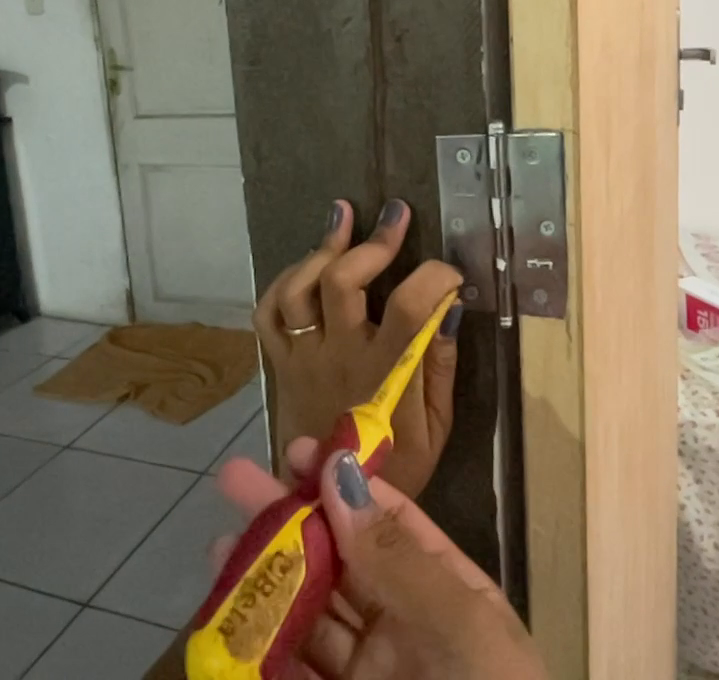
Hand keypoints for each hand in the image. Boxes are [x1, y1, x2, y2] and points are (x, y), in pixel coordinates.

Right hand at [215, 439, 545, 679]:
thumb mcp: (460, 630)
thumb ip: (397, 557)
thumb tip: (342, 474)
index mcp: (449, 598)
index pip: (392, 522)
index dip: (346, 483)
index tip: (299, 452)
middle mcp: (405, 632)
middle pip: (338, 561)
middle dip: (290, 519)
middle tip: (237, 480)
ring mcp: (368, 678)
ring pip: (307, 614)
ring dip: (265, 577)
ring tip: (223, 543)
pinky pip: (288, 673)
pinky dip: (256, 646)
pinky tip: (229, 614)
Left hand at [255, 199, 463, 497]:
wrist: (324, 505)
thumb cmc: (391, 467)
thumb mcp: (435, 430)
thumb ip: (441, 368)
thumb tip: (451, 309)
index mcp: (385, 374)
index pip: (409, 308)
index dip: (432, 277)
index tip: (449, 270)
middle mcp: (339, 355)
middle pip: (343, 281)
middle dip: (373, 241)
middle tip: (396, 214)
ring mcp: (303, 356)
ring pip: (300, 286)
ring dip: (323, 246)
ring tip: (344, 217)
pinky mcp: (279, 361)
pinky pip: (268, 310)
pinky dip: (283, 279)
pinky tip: (307, 262)